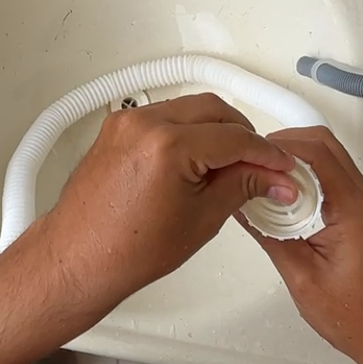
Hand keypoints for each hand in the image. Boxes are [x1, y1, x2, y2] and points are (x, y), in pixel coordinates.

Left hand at [22, 94, 300, 322]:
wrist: (80, 256)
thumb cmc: (129, 248)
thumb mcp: (202, 219)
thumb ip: (242, 186)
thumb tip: (272, 177)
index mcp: (168, 144)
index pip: (234, 136)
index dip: (266, 153)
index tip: (282, 168)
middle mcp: (144, 123)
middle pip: (212, 109)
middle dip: (243, 133)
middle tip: (262, 164)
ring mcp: (127, 121)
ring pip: (188, 107)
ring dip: (215, 128)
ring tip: (233, 164)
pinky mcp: (118, 127)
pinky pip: (164, 115)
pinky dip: (187, 129)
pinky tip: (200, 157)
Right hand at [240, 126, 362, 363]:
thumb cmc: (358, 318)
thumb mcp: (301, 278)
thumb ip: (270, 235)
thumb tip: (241, 203)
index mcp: (352, 210)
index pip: (316, 154)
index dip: (280, 147)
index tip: (252, 156)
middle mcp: (362, 199)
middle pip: (323, 143)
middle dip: (285, 143)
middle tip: (254, 161)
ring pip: (328, 155)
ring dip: (296, 157)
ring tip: (265, 176)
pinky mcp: (359, 212)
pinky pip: (331, 175)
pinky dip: (305, 173)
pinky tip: (284, 194)